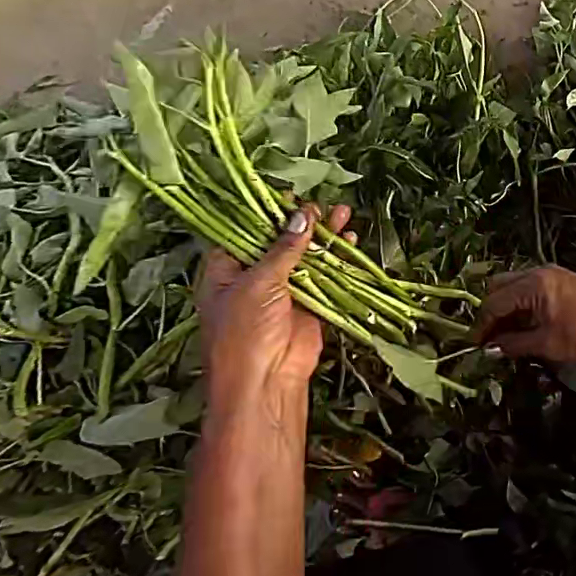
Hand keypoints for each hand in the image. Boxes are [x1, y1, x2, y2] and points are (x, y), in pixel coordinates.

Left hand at [196, 203, 352, 412]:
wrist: (266, 380)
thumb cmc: (244, 332)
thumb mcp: (258, 283)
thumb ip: (283, 249)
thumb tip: (302, 216)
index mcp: (226, 271)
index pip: (245, 232)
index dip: (265, 213)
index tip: (288, 195)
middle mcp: (253, 277)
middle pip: (280, 241)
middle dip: (301, 222)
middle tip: (320, 205)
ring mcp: (283, 290)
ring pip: (306, 256)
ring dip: (324, 237)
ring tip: (343, 214)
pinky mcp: (309, 303)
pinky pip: (325, 275)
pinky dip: (338, 259)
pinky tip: (349, 241)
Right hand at [473, 266, 575, 363]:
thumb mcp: (548, 345)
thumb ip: (514, 344)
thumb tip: (490, 348)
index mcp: (534, 284)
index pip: (494, 302)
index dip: (481, 325)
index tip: (473, 345)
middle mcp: (540, 271)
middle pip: (500, 286)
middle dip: (490, 312)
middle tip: (487, 339)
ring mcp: (553, 274)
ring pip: (515, 286)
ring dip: (506, 308)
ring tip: (504, 336)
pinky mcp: (563, 280)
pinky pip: (531, 288)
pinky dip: (522, 304)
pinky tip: (524, 326)